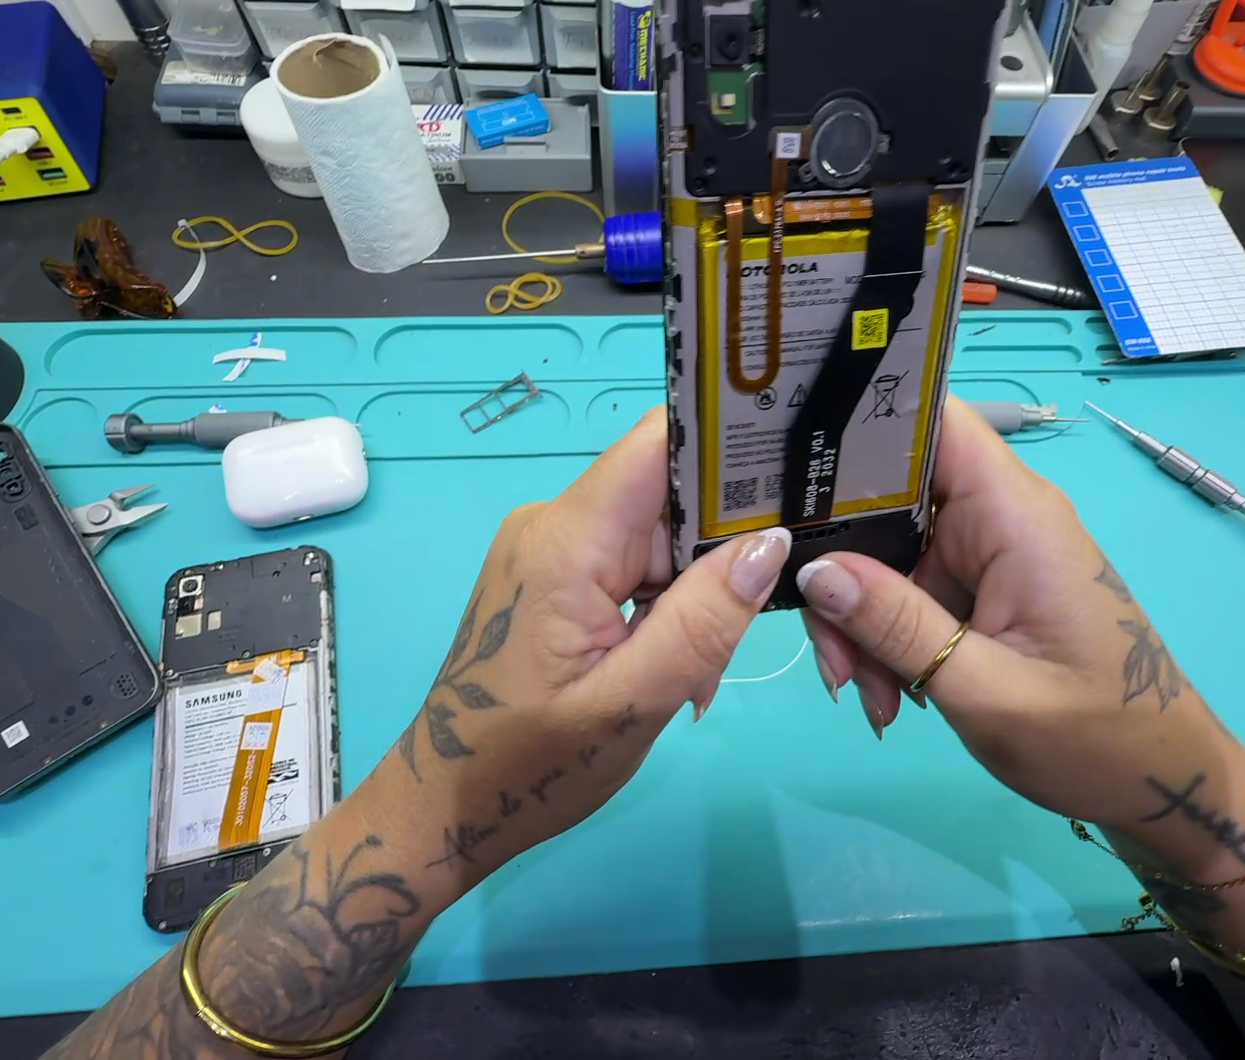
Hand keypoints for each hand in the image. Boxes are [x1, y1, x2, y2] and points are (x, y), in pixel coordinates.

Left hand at [391, 408, 790, 885]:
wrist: (450, 800)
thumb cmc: (532, 764)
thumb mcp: (632, 703)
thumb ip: (703, 622)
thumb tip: (770, 542)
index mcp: (566, 542)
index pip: (656, 444)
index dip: (726, 445)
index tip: (794, 469)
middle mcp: (556, 524)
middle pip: (668, 496)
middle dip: (721, 550)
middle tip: (747, 623)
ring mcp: (554, 547)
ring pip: (659, 536)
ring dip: (696, 592)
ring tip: (698, 671)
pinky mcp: (558, 573)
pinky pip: (634, 563)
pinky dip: (667, 606)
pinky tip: (671, 663)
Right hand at [795, 398, 1239, 836]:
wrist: (1154, 787)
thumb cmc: (1095, 737)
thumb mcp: (986, 688)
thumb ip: (897, 625)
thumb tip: (811, 570)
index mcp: (1012, 514)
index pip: (934, 423)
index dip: (862, 421)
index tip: (787, 458)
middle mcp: (992, 518)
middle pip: (885, 499)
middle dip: (839, 563)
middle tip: (826, 646)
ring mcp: (978, 554)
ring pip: (881, 553)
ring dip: (855, 617)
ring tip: (862, 690)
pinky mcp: (969, 588)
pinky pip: (899, 591)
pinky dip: (877, 637)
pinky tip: (882, 692)